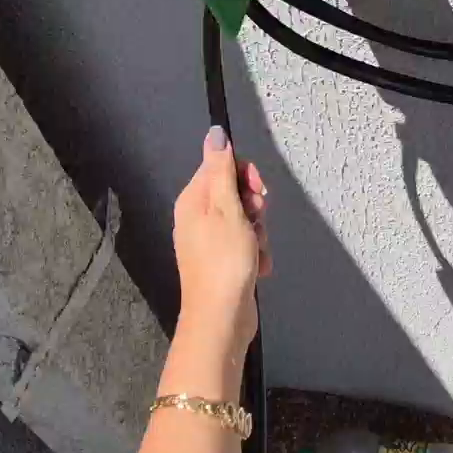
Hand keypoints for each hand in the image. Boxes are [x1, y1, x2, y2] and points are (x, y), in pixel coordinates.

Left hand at [172, 126, 269, 381]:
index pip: (221, 164)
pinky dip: (256, 251)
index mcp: (193, 200)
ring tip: (257, 249)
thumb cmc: (224, 260)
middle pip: (235, 191)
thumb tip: (215, 133)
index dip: (245, 175)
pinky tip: (258, 265)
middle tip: (257, 220)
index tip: (257, 193)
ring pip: (245, 217)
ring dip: (259, 231)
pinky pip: (245, 242)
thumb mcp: (227, 209)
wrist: (221, 319)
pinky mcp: (222, 260)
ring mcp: (209, 240)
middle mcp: (197, 216)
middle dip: (254, 205)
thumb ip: (222, 170)